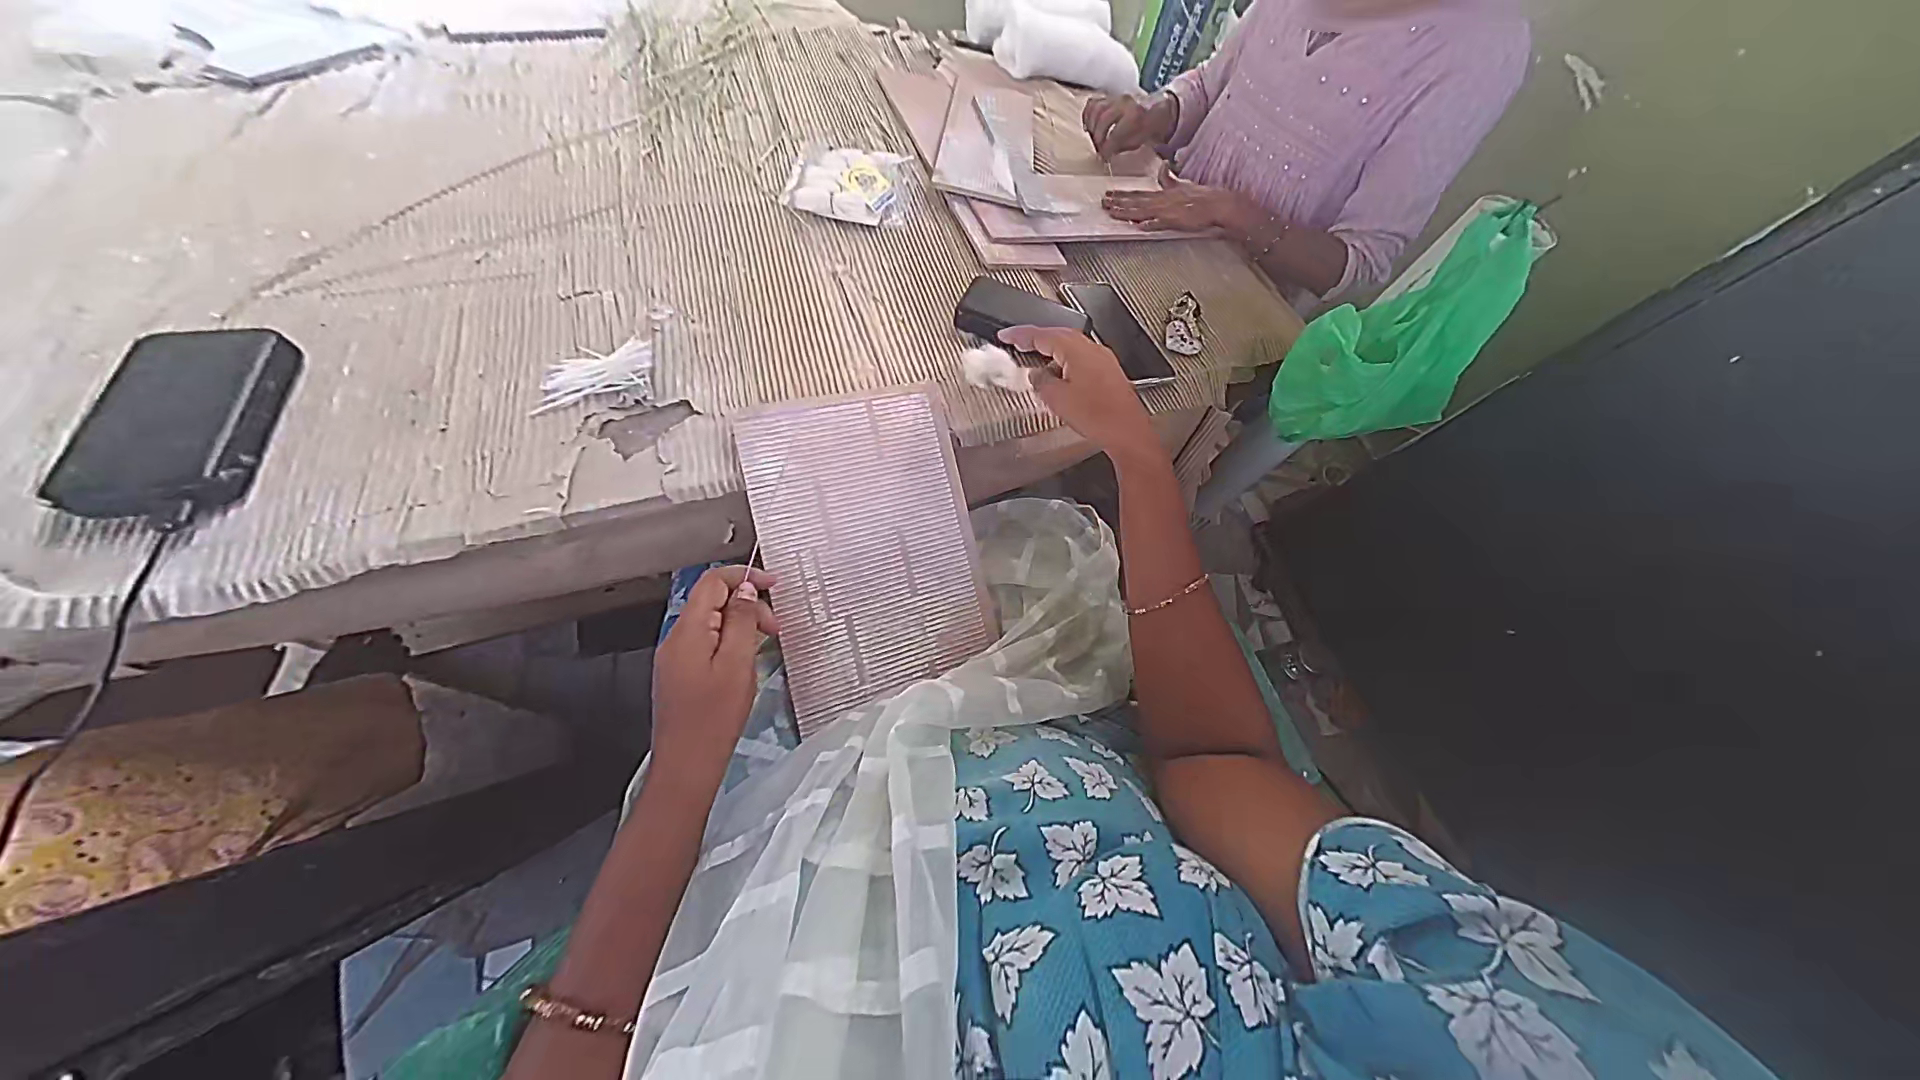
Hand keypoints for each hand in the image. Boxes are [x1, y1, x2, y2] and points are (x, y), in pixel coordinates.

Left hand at [651, 565, 778, 769]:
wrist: (687, 763)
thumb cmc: (715, 716)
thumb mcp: (737, 663)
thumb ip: (741, 621)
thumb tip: (745, 591)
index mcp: (688, 631)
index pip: (712, 582)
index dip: (744, 576)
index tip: (773, 584)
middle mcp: (676, 638)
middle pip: (712, 601)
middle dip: (746, 604)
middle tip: (774, 627)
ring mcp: (675, 657)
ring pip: (711, 622)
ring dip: (740, 623)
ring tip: (764, 644)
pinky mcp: (680, 673)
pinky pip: (707, 642)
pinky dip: (730, 640)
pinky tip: (746, 659)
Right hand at [999, 325, 1159, 465]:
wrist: (1127, 432)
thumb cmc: (1100, 416)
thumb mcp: (1057, 399)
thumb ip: (1041, 382)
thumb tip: (1036, 376)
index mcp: (1076, 350)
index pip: (1042, 334)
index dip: (1020, 334)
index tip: (1006, 335)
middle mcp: (1092, 349)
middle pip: (1058, 336)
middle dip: (1035, 339)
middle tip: (1018, 343)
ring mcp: (1103, 360)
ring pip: (1071, 347)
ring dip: (1051, 351)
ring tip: (1035, 362)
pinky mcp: (1108, 373)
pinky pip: (1081, 359)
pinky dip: (1065, 362)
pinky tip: (1059, 377)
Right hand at [1083, 94, 1176, 158]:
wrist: (1151, 113)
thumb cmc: (1142, 131)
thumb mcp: (1136, 142)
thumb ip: (1119, 147)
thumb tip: (1104, 155)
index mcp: (1134, 115)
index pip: (1115, 132)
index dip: (1107, 147)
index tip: (1103, 157)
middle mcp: (1123, 103)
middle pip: (1103, 119)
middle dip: (1098, 138)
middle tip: (1097, 149)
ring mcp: (1114, 99)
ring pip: (1095, 110)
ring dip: (1092, 127)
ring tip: (1093, 139)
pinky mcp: (1107, 98)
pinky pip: (1092, 105)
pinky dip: (1087, 116)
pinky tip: (1089, 128)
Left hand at [1103, 164, 1263, 233]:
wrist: (1217, 204)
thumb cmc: (1201, 198)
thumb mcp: (1183, 185)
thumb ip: (1170, 179)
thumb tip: (1163, 169)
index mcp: (1162, 194)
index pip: (1138, 194)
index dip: (1122, 195)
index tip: (1109, 195)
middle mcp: (1161, 201)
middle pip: (1135, 202)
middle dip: (1118, 202)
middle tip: (1103, 202)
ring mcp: (1167, 211)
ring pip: (1142, 212)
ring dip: (1126, 212)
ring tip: (1112, 212)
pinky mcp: (1175, 221)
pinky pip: (1161, 223)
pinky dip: (1150, 224)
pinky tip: (1139, 226)